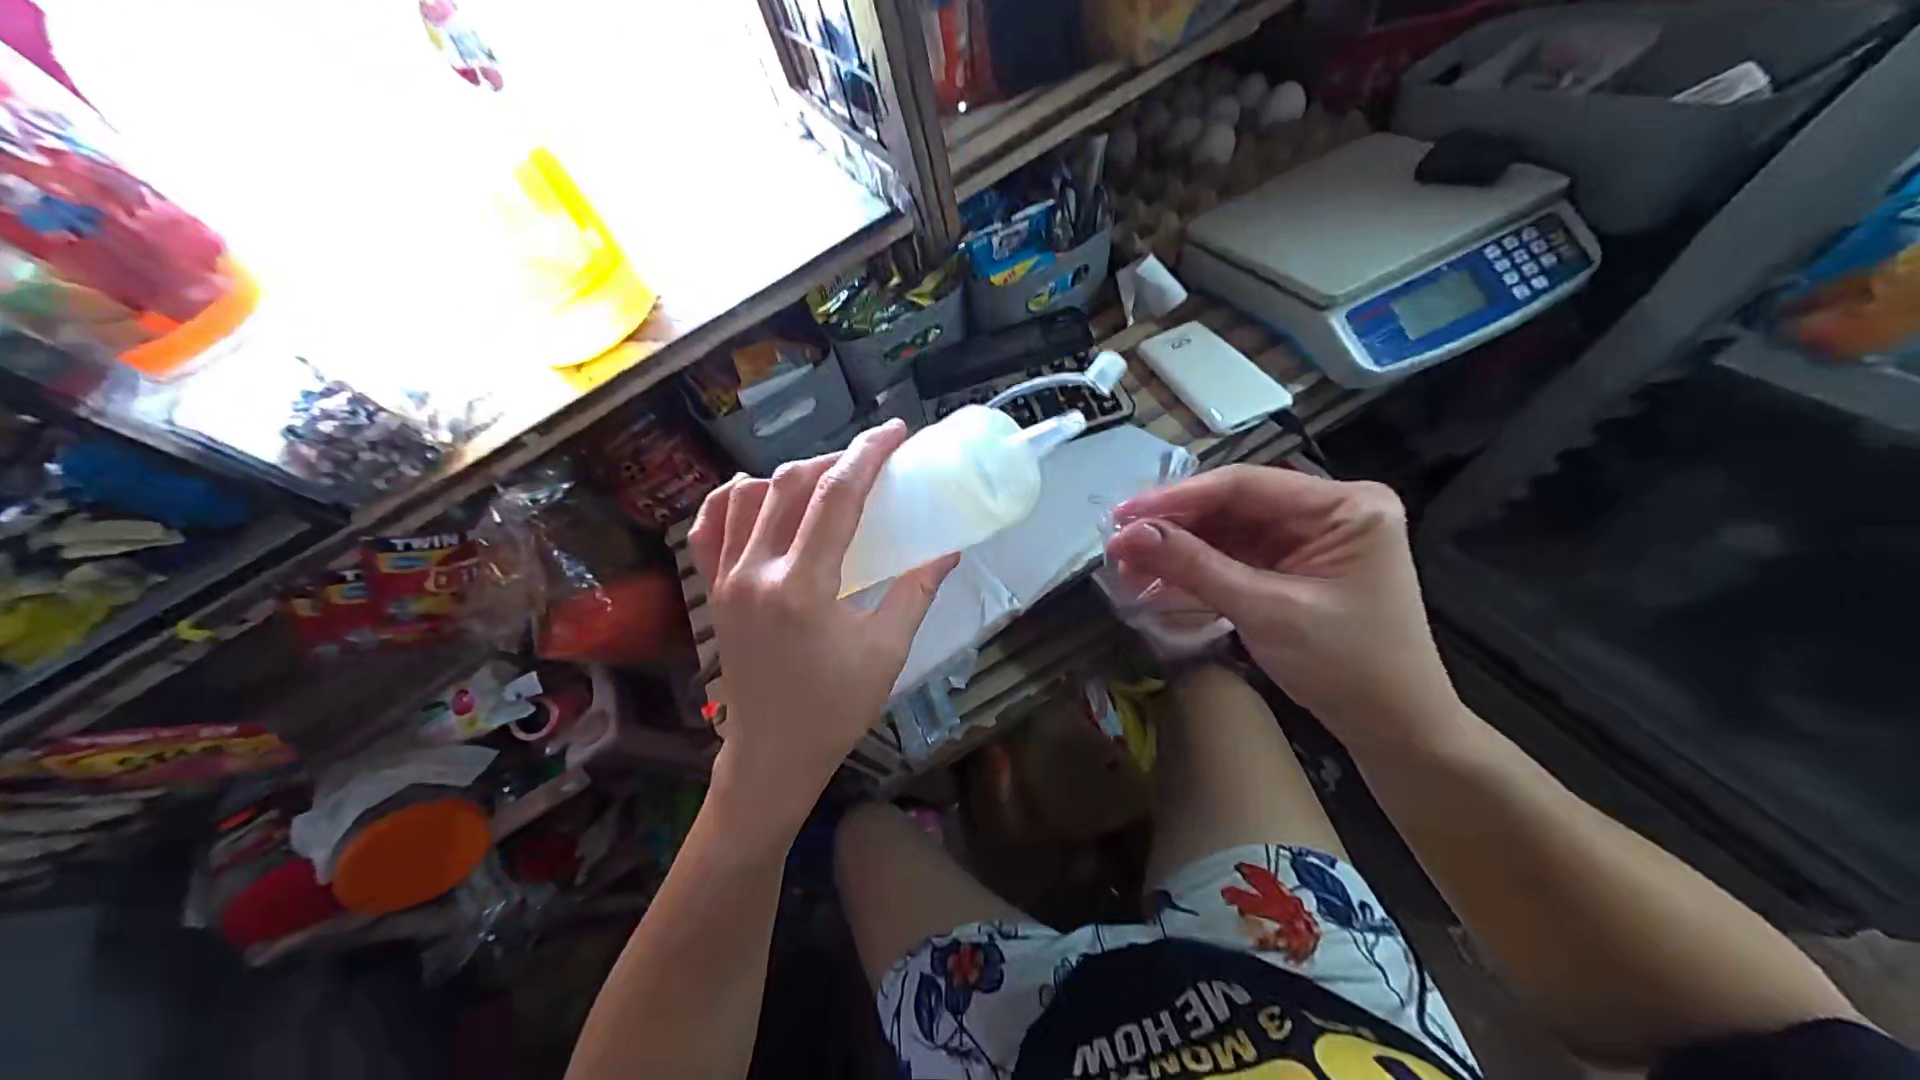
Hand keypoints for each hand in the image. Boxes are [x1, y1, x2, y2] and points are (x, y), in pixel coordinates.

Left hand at [689, 421, 957, 827]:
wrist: (771, 752)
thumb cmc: (835, 708)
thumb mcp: (887, 651)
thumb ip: (916, 592)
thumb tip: (949, 551)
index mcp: (803, 587)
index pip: (836, 497)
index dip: (867, 454)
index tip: (894, 431)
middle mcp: (755, 572)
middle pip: (790, 483)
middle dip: (835, 458)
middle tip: (869, 459)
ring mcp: (724, 579)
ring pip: (748, 495)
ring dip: (790, 475)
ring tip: (824, 480)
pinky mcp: (711, 590)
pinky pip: (710, 524)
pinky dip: (735, 498)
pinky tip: (761, 495)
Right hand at [1105, 465, 1463, 747]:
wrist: (1395, 729)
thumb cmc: (1347, 667)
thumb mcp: (1267, 612)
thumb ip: (1196, 567)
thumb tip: (1129, 537)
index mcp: (1345, 506)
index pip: (1246, 485)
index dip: (1177, 498)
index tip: (1124, 514)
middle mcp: (1327, 511)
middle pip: (1232, 506)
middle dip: (1173, 527)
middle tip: (1118, 544)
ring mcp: (1308, 539)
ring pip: (1226, 532)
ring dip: (1177, 550)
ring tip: (1127, 568)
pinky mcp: (1291, 566)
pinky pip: (1234, 557)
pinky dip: (1196, 570)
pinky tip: (1155, 579)